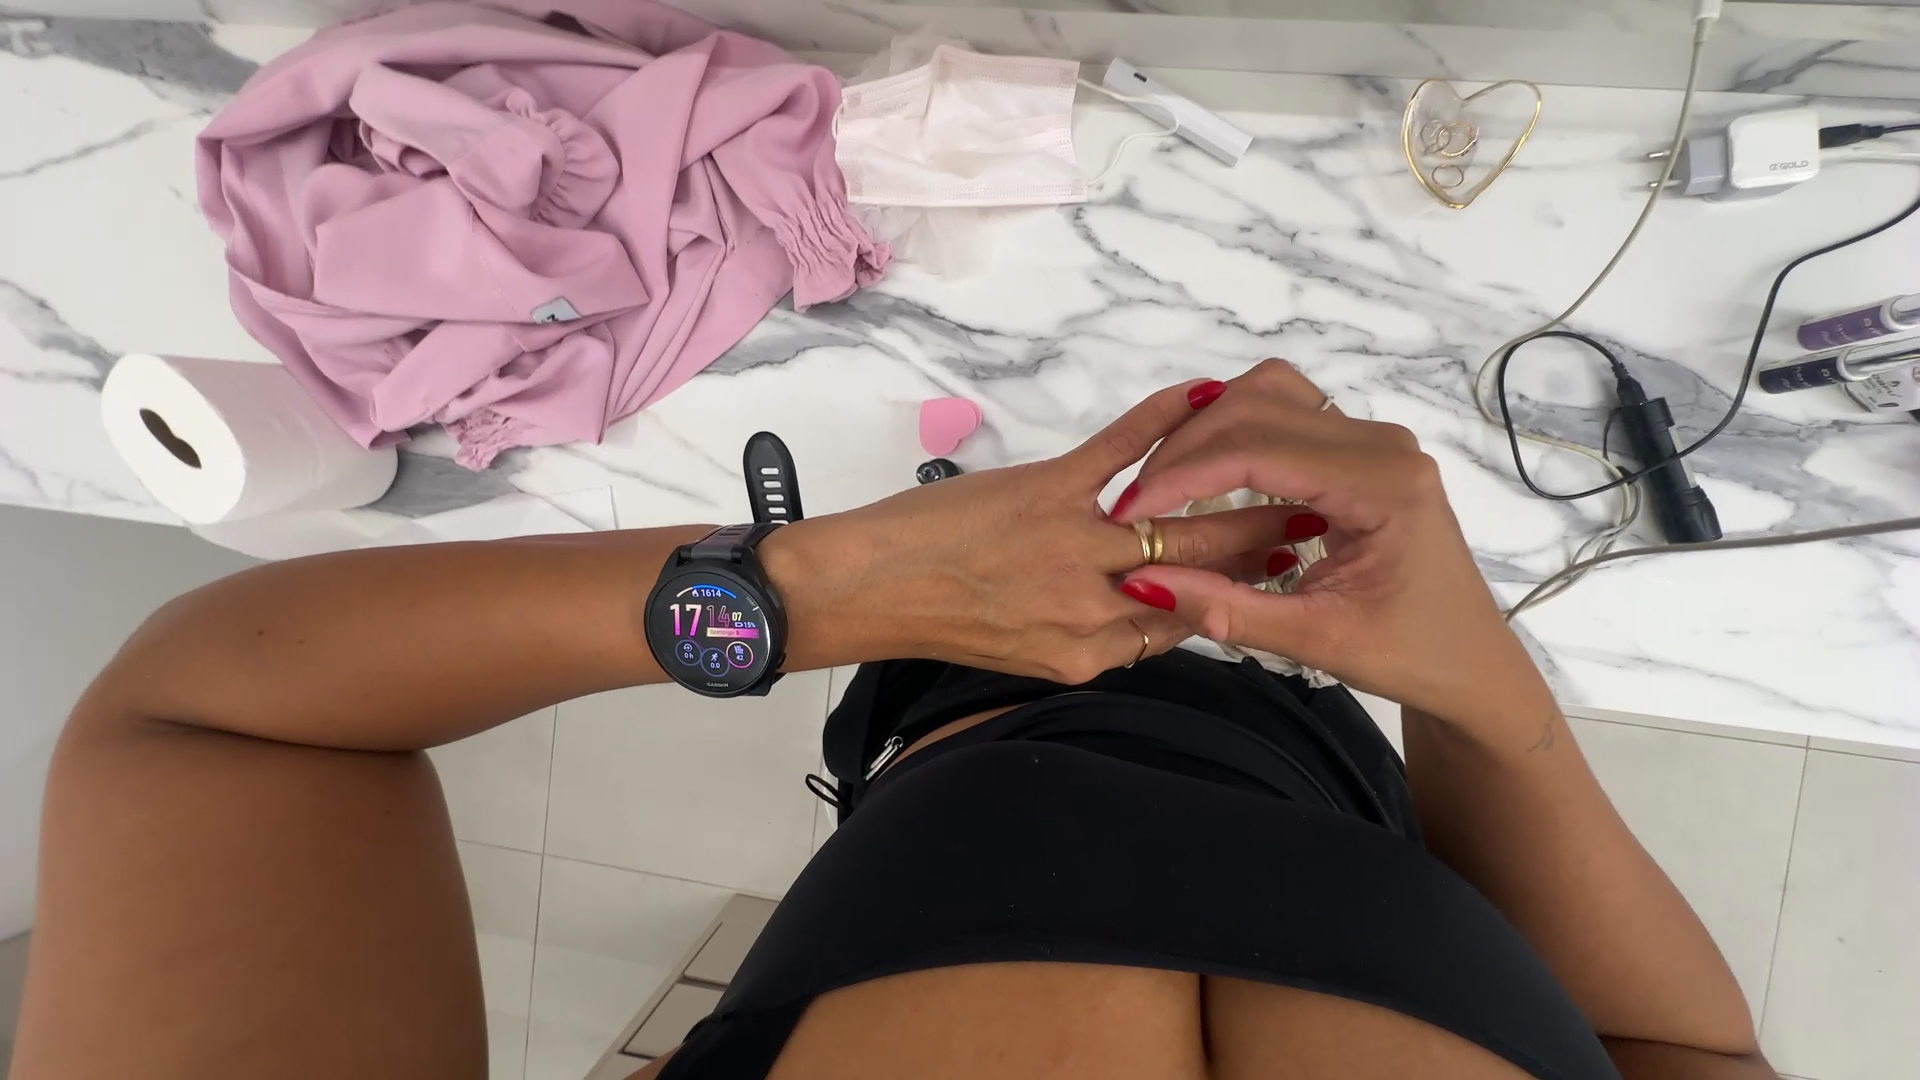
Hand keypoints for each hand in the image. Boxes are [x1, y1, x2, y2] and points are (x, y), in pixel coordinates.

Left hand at [763, 380, 1313, 683]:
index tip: (1264, 573)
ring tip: (1281, 468)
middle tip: (1306, 517)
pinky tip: (1202, 396)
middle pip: (1202, 572)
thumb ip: (1086, 640)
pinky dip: (1165, 418)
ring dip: (1238, 489)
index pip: (1183, 624)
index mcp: (1088, 653)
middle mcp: (1093, 606)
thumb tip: (1137, 608)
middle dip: (1262, 544)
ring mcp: (1074, 545)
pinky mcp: (1048, 490)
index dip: (1229, 596)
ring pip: (1182, 519)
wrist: (867, 588)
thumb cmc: (937, 621)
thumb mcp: (1022, 657)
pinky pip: (1122, 450)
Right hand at [1110, 360, 1551, 724]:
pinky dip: (1229, 432)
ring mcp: (1369, 441)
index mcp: (1382, 484)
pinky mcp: (1354, 450)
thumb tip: (1140, 579)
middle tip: (1138, 503)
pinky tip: (1201, 473)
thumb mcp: (1313, 640)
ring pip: (1266, 394)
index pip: (1256, 449)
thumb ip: (1225, 608)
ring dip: (1204, 430)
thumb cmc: (1408, 654)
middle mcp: (1379, 444)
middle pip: (1256, 404)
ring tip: (1163, 484)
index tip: (1130, 513)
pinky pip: (1280, 414)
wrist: (1470, 661)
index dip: (1182, 475)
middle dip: (1184, 448)